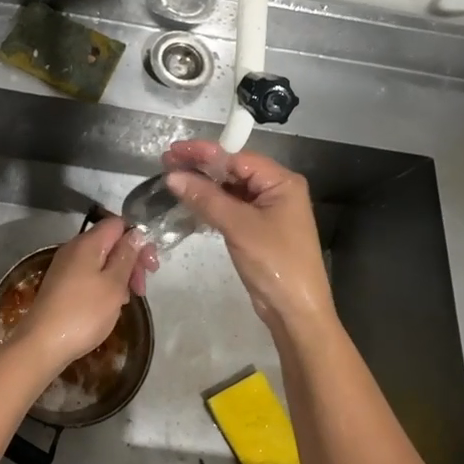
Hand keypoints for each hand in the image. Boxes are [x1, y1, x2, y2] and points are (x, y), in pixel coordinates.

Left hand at [9, 216, 145, 369]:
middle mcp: (74, 248)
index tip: (150, 266)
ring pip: (101, 260)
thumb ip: (126, 256)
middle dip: (131, 260)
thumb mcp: (113, 284)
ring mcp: (65, 266)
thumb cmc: (84, 312)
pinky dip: (105, 285)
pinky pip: (89, 275)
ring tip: (127, 300)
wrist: (42, 343)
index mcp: (87, 243)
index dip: (138, 239)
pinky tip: (110, 305)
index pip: (118, 224)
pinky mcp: (61, 284)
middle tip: (142, 289)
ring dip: (120, 275)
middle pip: (110, 242)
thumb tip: (136, 233)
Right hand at [163, 140, 334, 331]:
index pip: (237, 157)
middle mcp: (277, 190)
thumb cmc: (275, 263)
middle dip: (201, 166)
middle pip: (234, 170)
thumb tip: (173, 176)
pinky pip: (232, 207)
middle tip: (167, 162)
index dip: (204, 153)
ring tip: (172, 178)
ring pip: (231, 189)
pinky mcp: (258, 228)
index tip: (173, 151)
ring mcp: (268, 210)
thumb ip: (206, 198)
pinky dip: (211, 203)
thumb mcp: (239, 227)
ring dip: (204, 185)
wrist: (296, 312)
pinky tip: (189, 201)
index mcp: (281, 182)